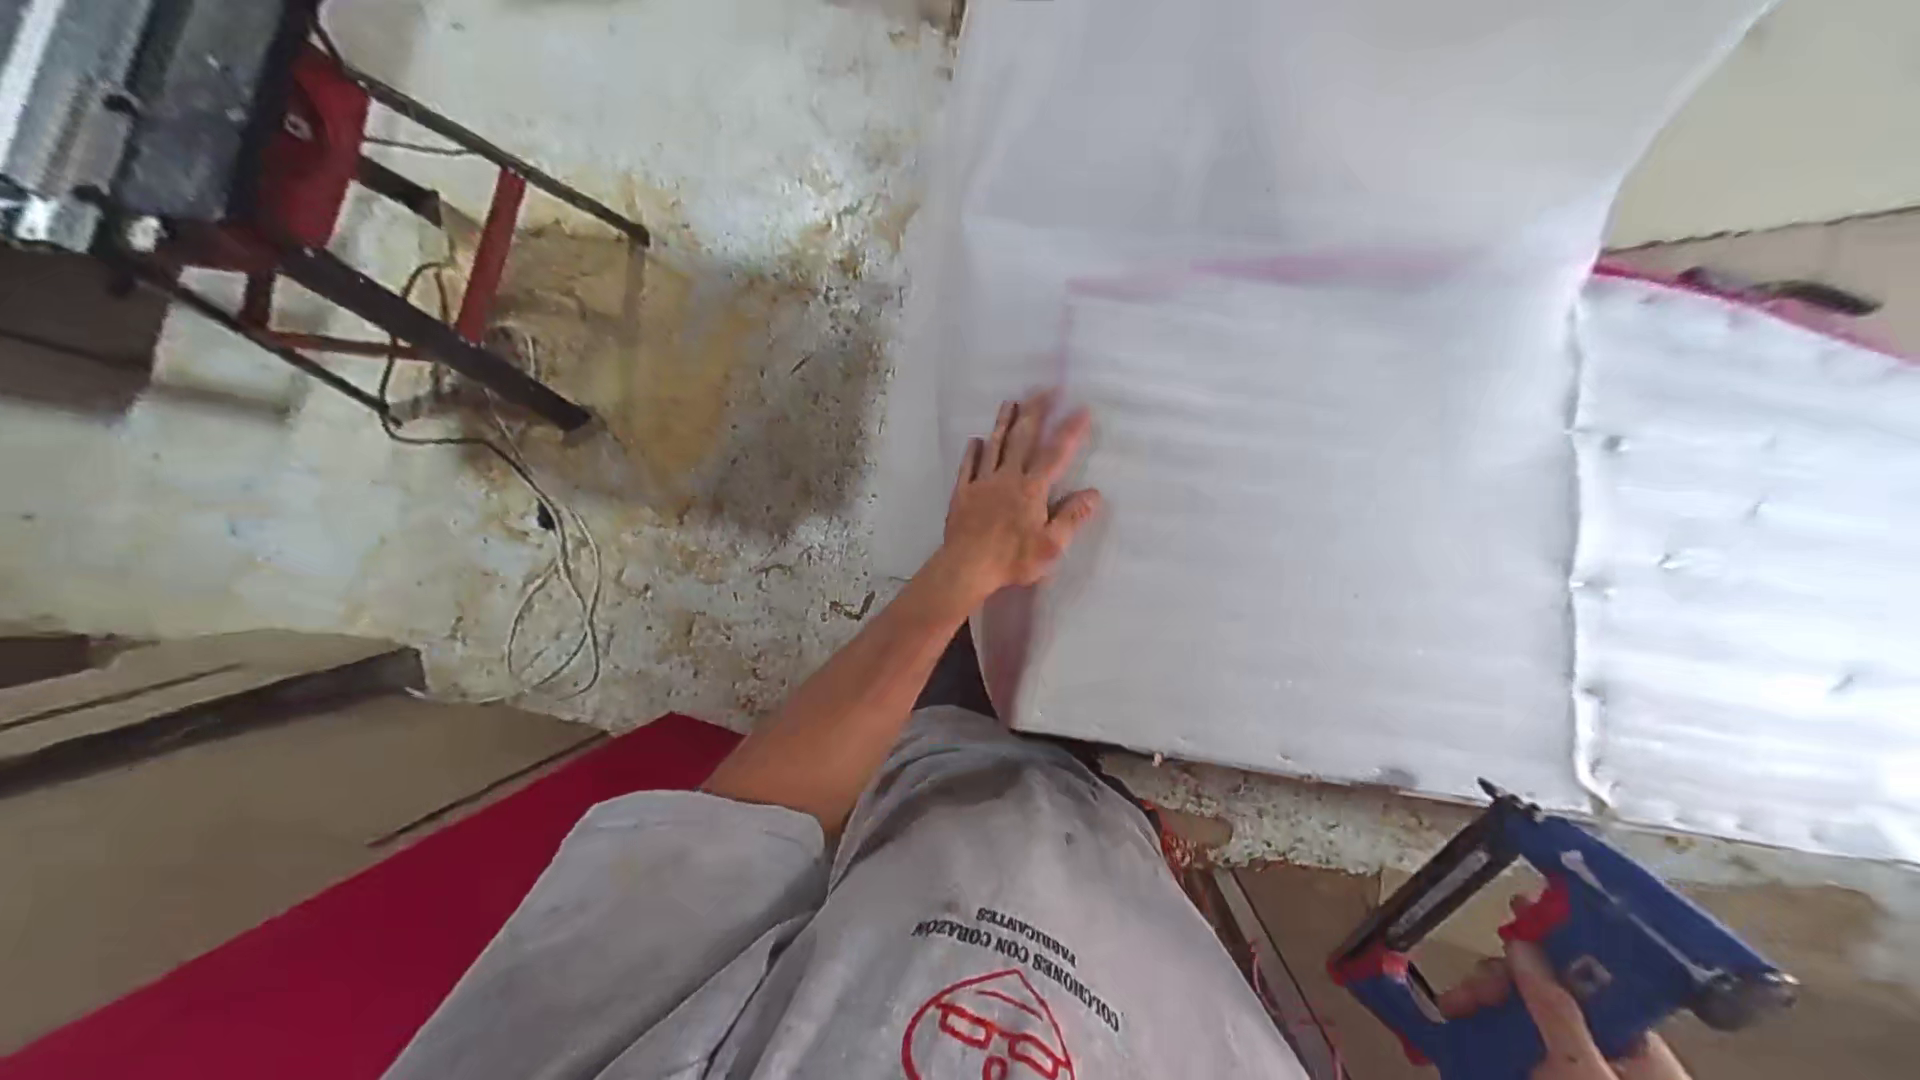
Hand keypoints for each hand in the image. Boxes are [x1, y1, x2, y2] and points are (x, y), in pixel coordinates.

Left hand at [940, 390, 1102, 599]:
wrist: (966, 567)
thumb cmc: (1012, 559)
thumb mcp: (1051, 545)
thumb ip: (1071, 517)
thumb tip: (1093, 494)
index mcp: (1032, 490)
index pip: (1056, 454)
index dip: (1070, 430)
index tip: (1082, 408)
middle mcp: (1007, 478)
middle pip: (1023, 439)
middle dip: (1036, 412)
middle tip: (1045, 389)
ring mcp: (981, 483)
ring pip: (995, 446)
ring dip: (1004, 423)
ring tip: (1011, 402)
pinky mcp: (962, 493)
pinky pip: (967, 466)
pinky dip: (973, 451)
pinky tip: (976, 440)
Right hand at [1439, 939, 1690, 1079]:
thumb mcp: (1585, 1073)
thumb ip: (1555, 1008)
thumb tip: (1524, 942)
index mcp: (1638, 1050)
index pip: (1599, 978)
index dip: (1561, 940)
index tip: (1520, 905)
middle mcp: (1606, 1052)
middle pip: (1549, 991)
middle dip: (1501, 981)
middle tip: (1463, 993)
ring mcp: (1571, 1069)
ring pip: (1522, 1013)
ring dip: (1482, 1002)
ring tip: (1451, 1012)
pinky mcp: (1540, 1078)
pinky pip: (1509, 1042)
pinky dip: (1480, 1029)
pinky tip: (1455, 1025)